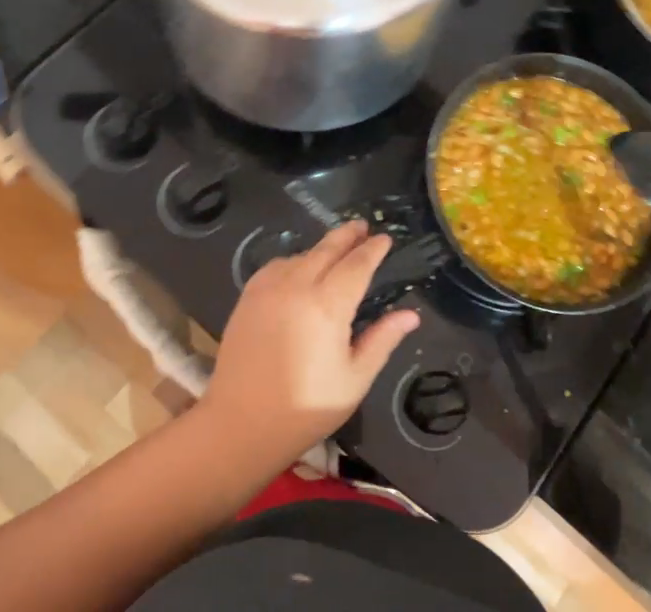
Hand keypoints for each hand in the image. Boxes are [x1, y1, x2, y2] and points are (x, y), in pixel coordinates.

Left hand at [201, 221, 420, 457]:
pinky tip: (298, 270)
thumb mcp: (354, 379)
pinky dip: (293, 261)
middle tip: (362, 226)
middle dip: (347, 236)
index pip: (357, 265)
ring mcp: (267, 290)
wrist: (240, 424)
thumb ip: (381, 340)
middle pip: (326, 250)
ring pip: (300, 256)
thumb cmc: (306, 408)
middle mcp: (296, 287)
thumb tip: (410, 315)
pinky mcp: (247, 299)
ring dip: (320, 249)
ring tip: (335, 251)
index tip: (385, 239)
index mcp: (327, 305)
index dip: (373, 250)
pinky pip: (276, 267)